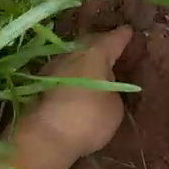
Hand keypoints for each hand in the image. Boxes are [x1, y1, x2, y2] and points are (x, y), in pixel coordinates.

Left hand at [13, 26, 133, 168]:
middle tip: (112, 47)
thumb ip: (113, 91)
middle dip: (101, 44)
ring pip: (74, 57)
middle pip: (90, 43)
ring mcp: (53, 67)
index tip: (129, 31)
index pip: (114, 39)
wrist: (44, 137)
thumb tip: (104, 88)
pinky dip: (73, 74)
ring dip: (84, 60)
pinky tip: (78, 83)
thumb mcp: (114, 107)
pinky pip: (63, 73)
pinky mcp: (39, 85)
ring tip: (95, 67)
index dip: (123, 36)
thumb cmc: (87, 118)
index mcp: (95, 53)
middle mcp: (72, 54)